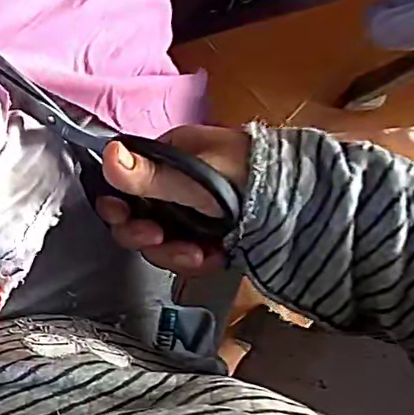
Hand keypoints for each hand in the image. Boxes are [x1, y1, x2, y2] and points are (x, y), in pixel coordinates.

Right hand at [97, 124, 250, 276]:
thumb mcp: (195, 179)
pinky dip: (197, 260)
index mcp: (168, 159)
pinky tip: (214, 258)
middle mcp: (175, 185)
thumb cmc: (248, 178)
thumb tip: (109, 154)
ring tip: (198, 255)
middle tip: (160, 240)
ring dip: (174, 254)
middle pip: (139, 221)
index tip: (122, 220)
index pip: (125, 186)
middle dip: (148, 237)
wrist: (304, 201)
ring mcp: (192, 211)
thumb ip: (149, 175)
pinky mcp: (209, 233)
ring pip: (162, 243)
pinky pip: (187, 253)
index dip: (118, 207)